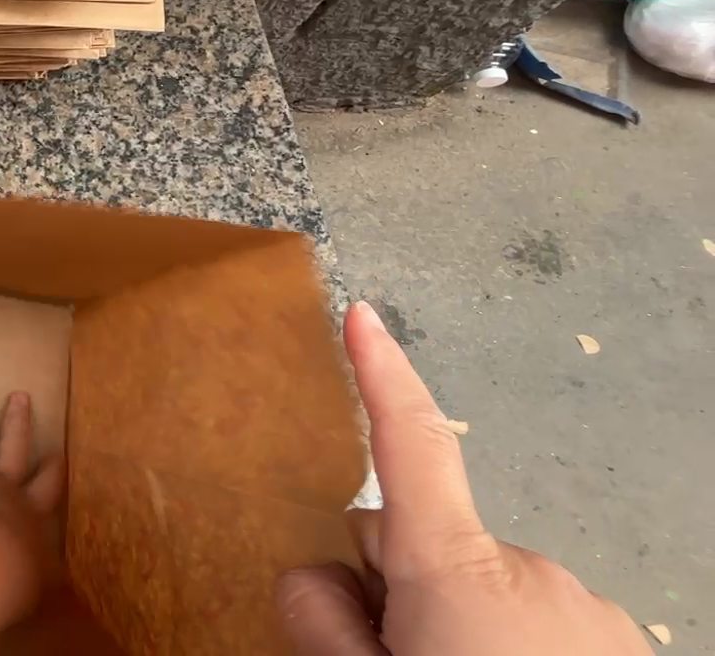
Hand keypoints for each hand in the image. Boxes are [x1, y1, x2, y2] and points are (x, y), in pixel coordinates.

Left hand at [0, 393, 64, 569]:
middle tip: (20, 396)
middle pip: (14, 446)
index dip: (52, 473)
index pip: (46, 491)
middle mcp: (5, 486)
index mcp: (30, 516)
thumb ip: (37, 585)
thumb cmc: (13, 575)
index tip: (57, 454)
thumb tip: (46, 599)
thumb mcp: (33, 583)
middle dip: (18, 422)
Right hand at [276, 302, 648, 655]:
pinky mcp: (621, 644)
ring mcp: (592, 613)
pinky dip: (499, 646)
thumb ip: (314, 608)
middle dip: (387, 587)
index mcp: (460, 571)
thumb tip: (324, 575)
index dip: (379, 376)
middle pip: (411, 542)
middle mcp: (534, 572)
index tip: (361, 314)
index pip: (409, 448)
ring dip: (447, 627)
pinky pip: (525, 619)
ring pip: (471, 587)